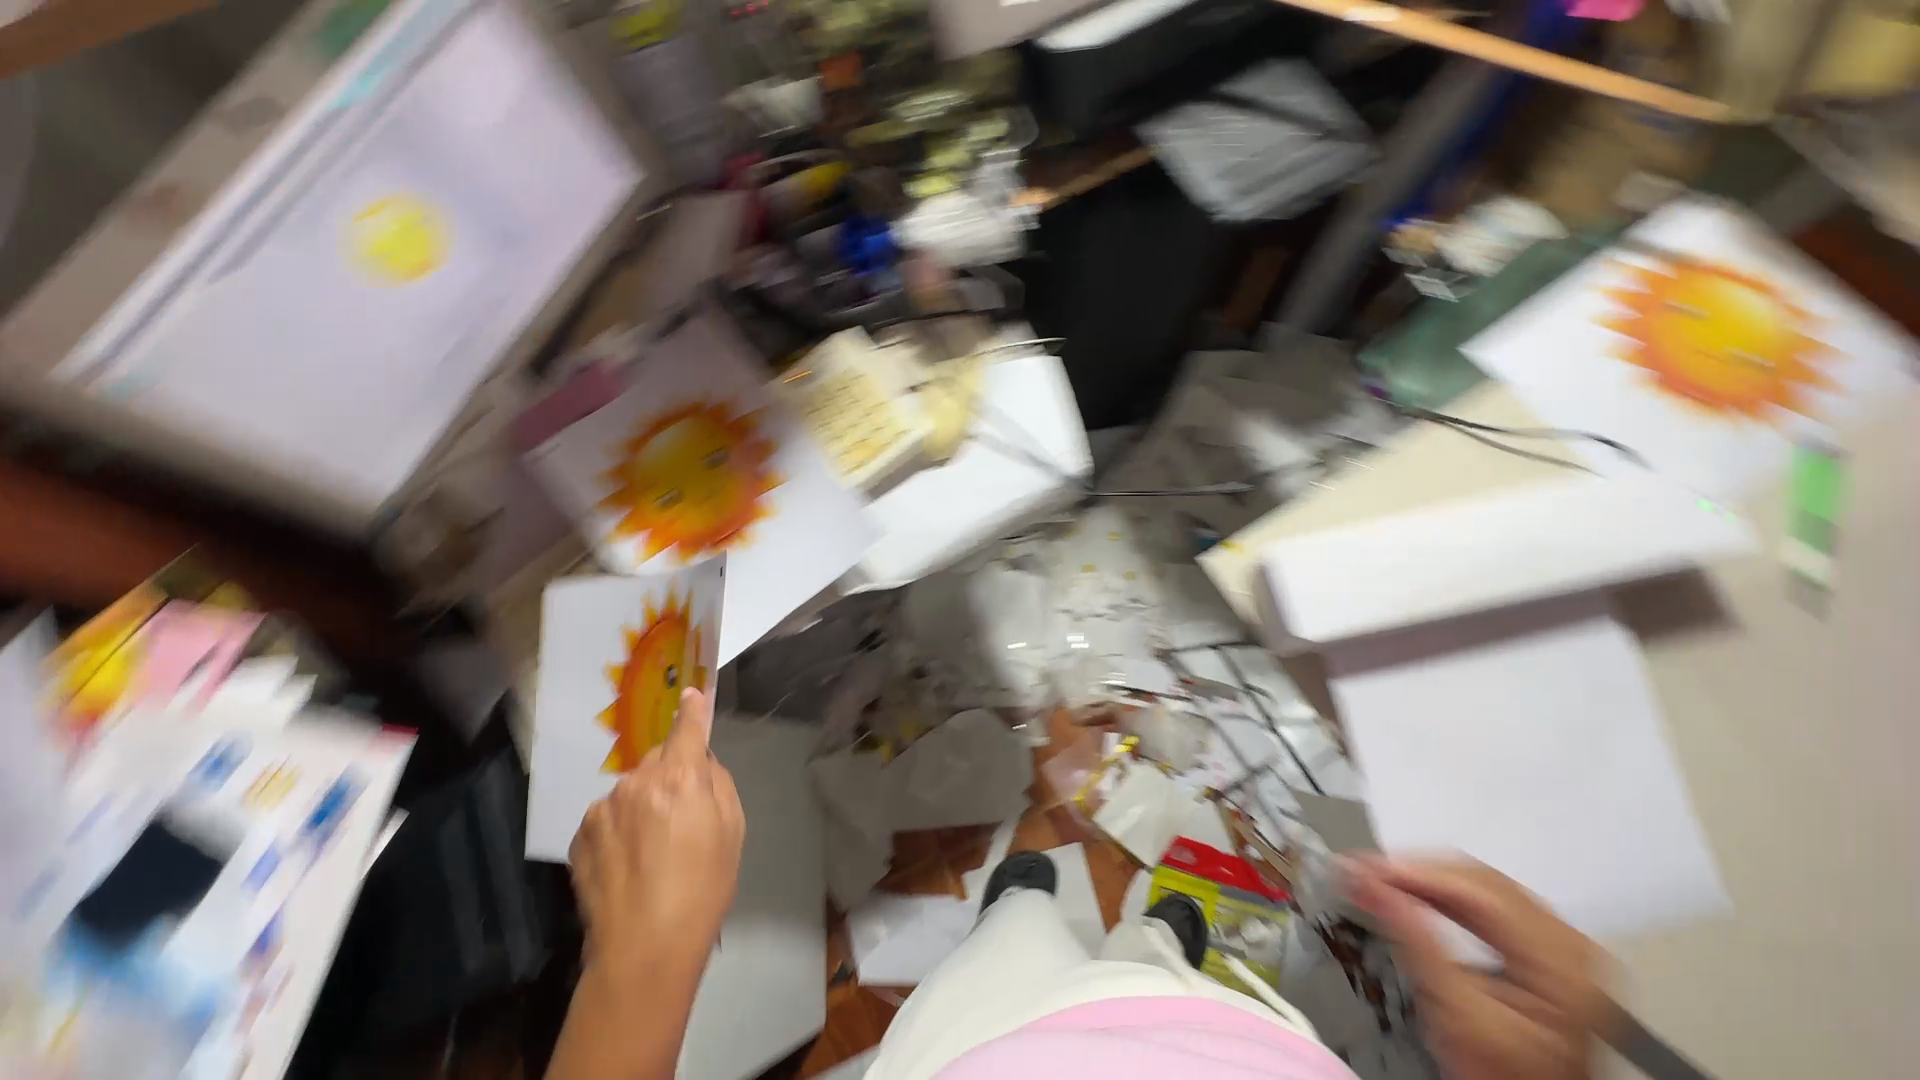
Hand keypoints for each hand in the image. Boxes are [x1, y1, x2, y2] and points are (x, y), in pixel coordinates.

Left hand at [569, 688, 744, 974]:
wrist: (645, 947)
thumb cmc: (704, 888)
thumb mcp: (733, 831)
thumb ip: (716, 785)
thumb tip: (700, 763)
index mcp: (680, 778)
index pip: (687, 730)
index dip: (693, 712)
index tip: (692, 697)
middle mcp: (637, 782)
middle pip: (657, 762)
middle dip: (669, 778)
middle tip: (681, 819)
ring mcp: (603, 808)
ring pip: (630, 791)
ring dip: (641, 806)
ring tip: (651, 853)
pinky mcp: (580, 836)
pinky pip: (607, 818)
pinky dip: (618, 830)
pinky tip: (627, 865)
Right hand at [1342, 856, 1612, 1079]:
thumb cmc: (1498, 1070)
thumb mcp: (1453, 1012)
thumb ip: (1412, 941)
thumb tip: (1367, 882)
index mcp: (1557, 956)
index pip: (1477, 889)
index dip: (1415, 872)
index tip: (1361, 868)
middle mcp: (1564, 936)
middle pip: (1478, 879)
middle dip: (1416, 871)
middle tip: (1362, 872)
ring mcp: (1556, 938)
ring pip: (1479, 884)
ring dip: (1425, 879)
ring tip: (1376, 880)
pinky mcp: (1540, 944)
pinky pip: (1486, 900)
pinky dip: (1442, 894)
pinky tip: (1408, 894)